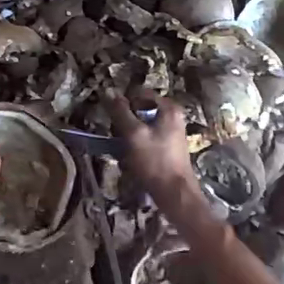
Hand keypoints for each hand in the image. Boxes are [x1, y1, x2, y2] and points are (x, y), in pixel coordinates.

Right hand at [108, 96, 218, 236]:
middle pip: (141, 108)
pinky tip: (133, 158)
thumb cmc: (155, 161)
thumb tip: (108, 90)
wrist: (175, 193)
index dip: (124, 103)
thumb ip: (121, 112)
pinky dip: (138, 144)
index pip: (139, 93)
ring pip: (143, 124)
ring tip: (124, 149)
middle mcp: (174, 116)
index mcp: (169, 107)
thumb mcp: (134, 134)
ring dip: (130, 134)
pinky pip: (148, 137)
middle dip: (127, 121)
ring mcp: (173, 131)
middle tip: (119, 135)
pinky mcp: (169, 146)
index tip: (114, 119)